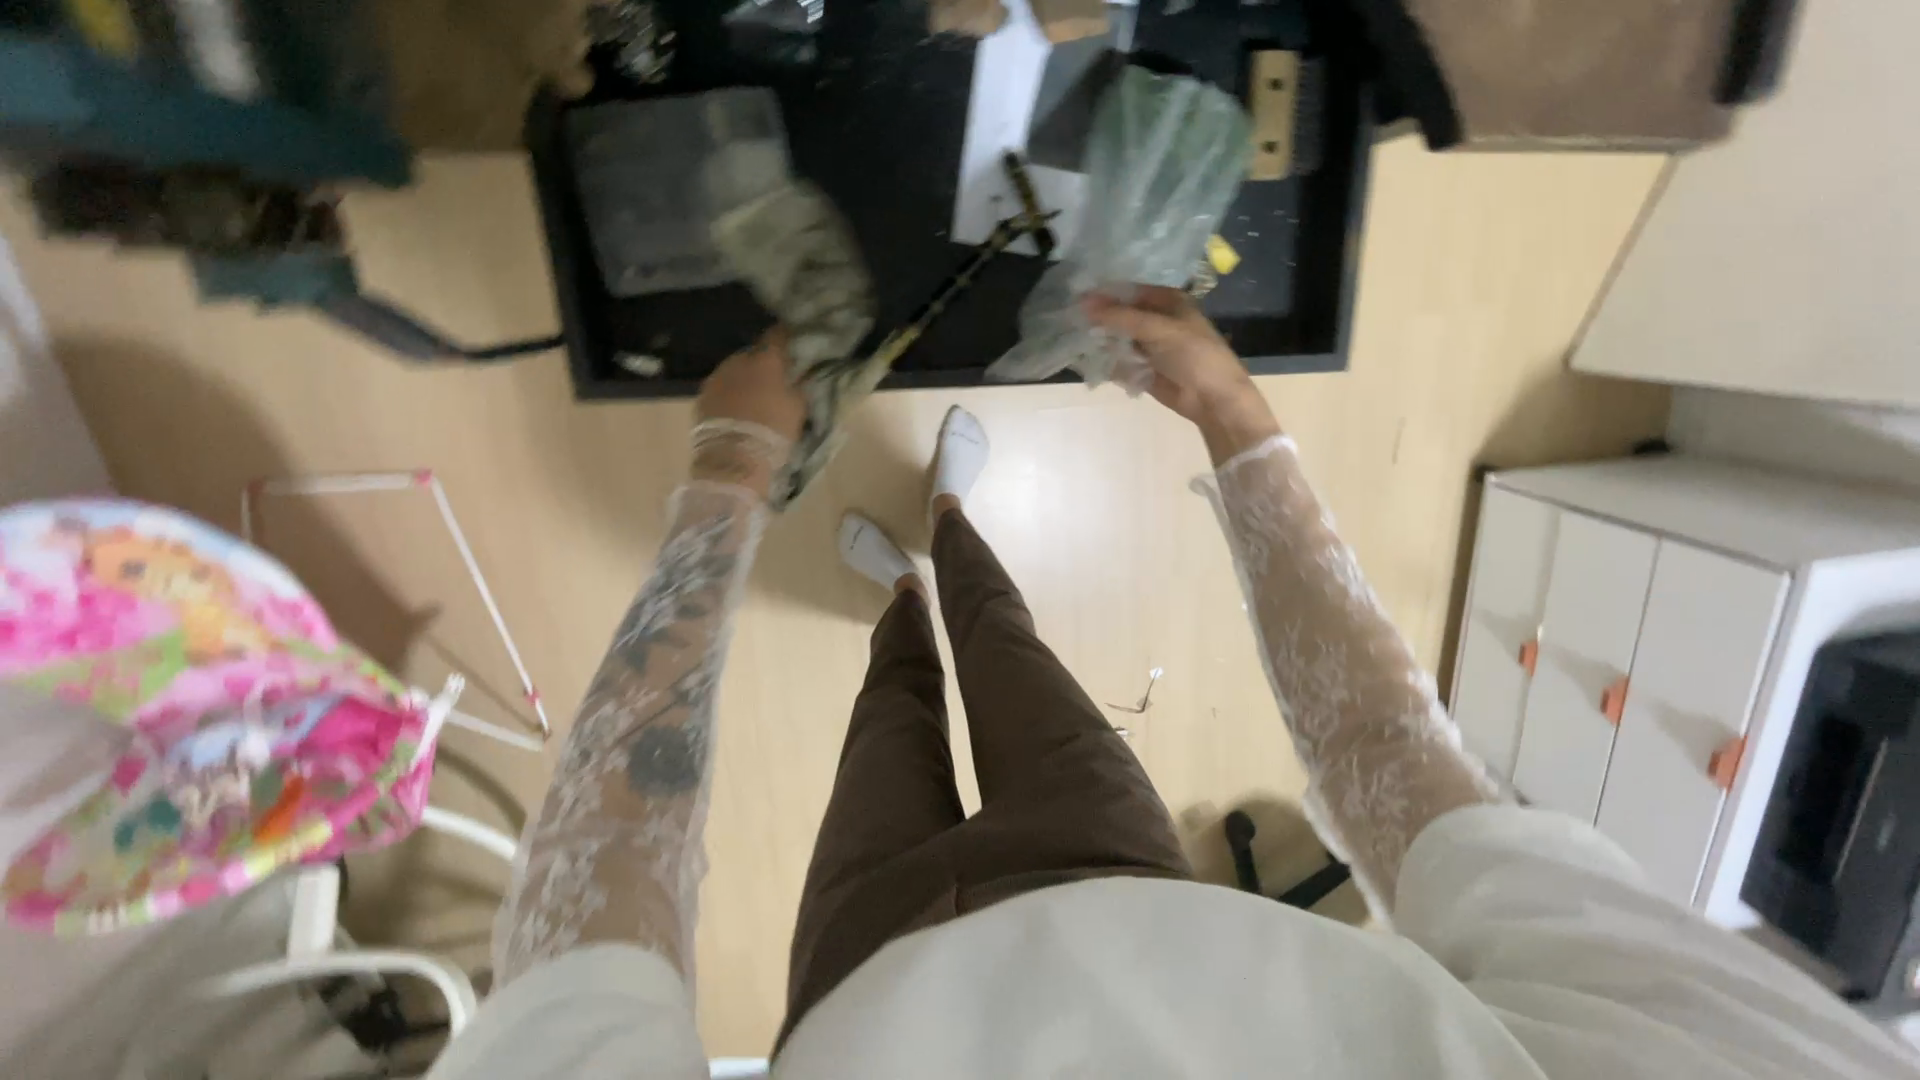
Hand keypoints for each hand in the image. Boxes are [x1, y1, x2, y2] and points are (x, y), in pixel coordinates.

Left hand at [696, 326, 805, 437]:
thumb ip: (798, 385)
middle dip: (763, 363)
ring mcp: (716, 377)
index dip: (786, 337)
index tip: (792, 341)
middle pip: (753, 354)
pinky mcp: (701, 396)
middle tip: (774, 379)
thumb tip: (800, 375)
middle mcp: (738, 361)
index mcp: (765, 360)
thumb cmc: (774, 431)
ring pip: (734, 370)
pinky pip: (721, 388)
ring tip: (753, 397)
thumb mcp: (798, 408)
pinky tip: (736, 410)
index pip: (777, 336)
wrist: (734, 460)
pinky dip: (729, 394)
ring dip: (744, 379)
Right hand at [1083, 287, 1280, 463]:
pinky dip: (1108, 362)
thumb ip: (1121, 317)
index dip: (1105, 295)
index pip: (1130, 292)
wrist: (1212, 398)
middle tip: (1073, 322)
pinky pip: (1120, 362)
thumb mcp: (1158, 329)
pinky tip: (1090, 361)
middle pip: (1122, 315)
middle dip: (1101, 319)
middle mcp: (1158, 320)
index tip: (1077, 300)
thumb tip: (1084, 305)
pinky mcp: (1144, 369)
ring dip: (1102, 341)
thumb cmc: (1193, 355)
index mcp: (1167, 302)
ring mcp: (1150, 346)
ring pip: (1119, 339)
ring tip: (1078, 341)